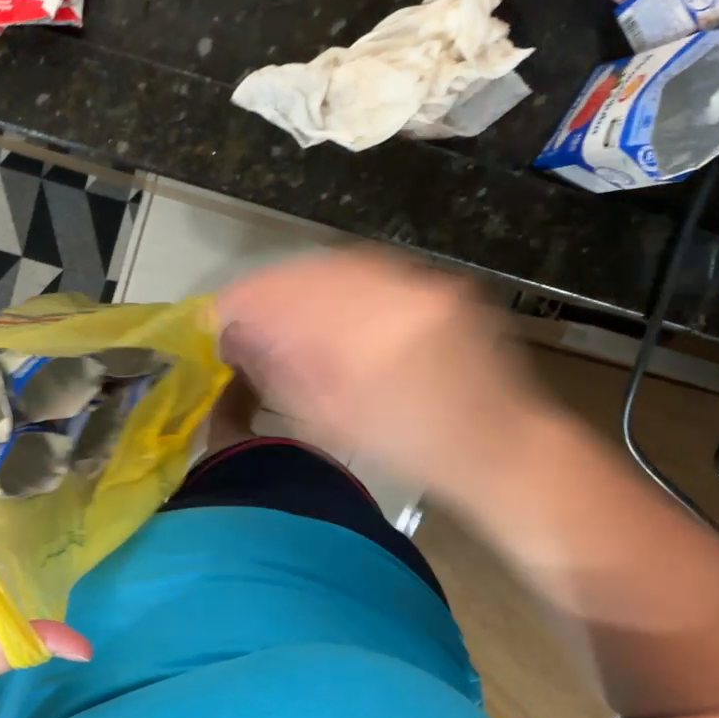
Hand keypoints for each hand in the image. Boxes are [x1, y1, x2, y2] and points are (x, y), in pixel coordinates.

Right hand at [217, 250, 554, 496]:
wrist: (504, 449)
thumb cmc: (416, 451)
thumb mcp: (336, 422)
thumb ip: (284, 374)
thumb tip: (237, 340)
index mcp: (373, 333)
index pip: (291, 296)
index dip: (245, 300)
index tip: (214, 315)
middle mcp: (403, 293)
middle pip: (316, 270)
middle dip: (270, 288)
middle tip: (240, 312)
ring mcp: (428, 283)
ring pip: (345, 265)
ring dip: (301, 283)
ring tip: (274, 308)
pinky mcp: (443, 286)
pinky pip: (375, 272)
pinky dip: (337, 284)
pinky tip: (321, 307)